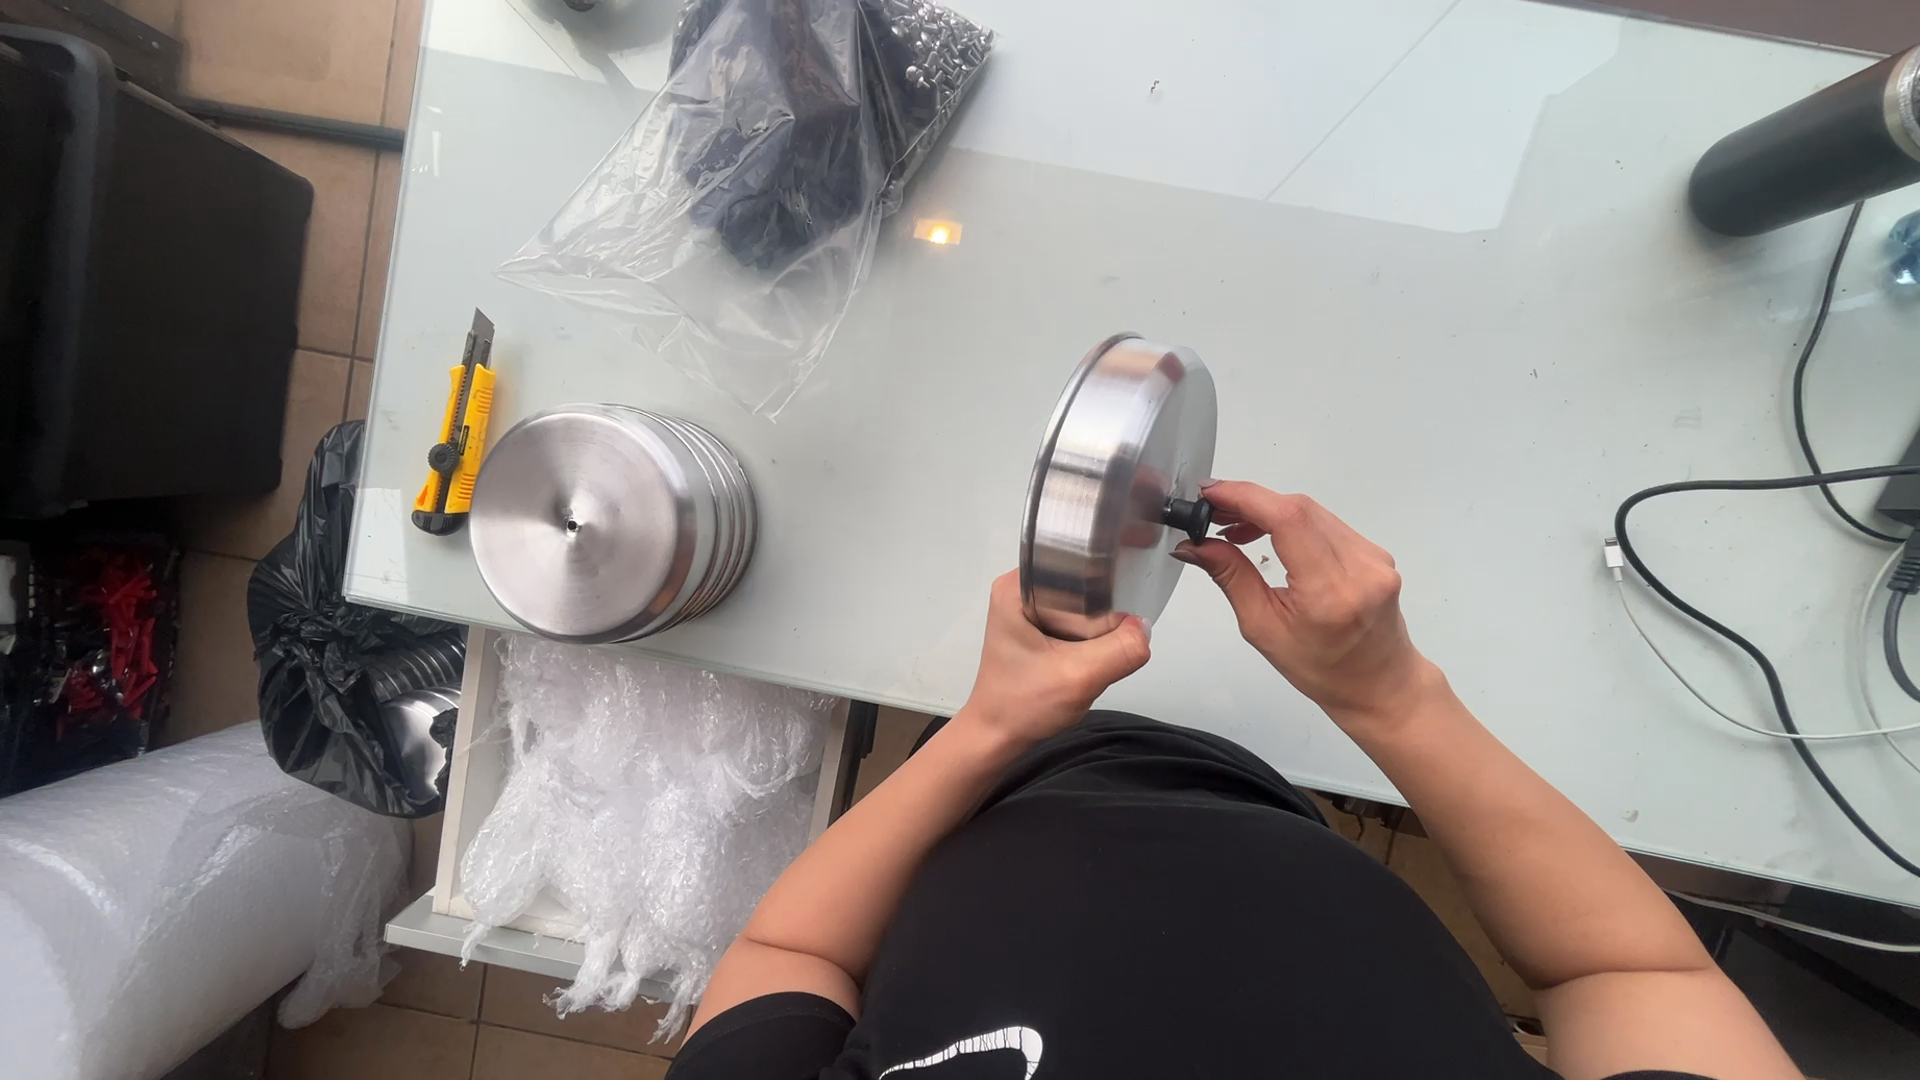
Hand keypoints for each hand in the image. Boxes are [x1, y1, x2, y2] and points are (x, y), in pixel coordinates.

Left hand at [958, 570, 1152, 744]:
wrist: (997, 736)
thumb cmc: (1024, 704)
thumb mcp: (1079, 677)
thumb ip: (1119, 651)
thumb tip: (1145, 627)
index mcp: (1015, 586)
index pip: (1073, 564)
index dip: (1104, 582)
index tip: (1128, 603)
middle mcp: (1017, 589)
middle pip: (1079, 583)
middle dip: (1103, 607)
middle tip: (1116, 634)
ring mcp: (1025, 609)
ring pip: (1080, 604)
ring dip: (1097, 625)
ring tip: (1105, 644)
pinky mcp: (1034, 629)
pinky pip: (1074, 620)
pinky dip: (1089, 635)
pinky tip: (1095, 651)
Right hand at [1174, 482, 1437, 726]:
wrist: (1380, 683)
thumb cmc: (1319, 668)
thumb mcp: (1262, 627)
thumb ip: (1231, 577)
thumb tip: (1194, 544)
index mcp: (1330, 591)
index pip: (1288, 520)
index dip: (1246, 498)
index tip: (1210, 493)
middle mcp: (1360, 566)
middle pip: (1299, 507)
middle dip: (1249, 501)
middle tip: (1211, 511)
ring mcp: (1373, 555)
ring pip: (1311, 510)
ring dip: (1266, 509)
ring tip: (1231, 526)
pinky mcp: (1374, 552)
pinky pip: (1324, 521)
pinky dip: (1288, 520)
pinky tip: (1264, 533)